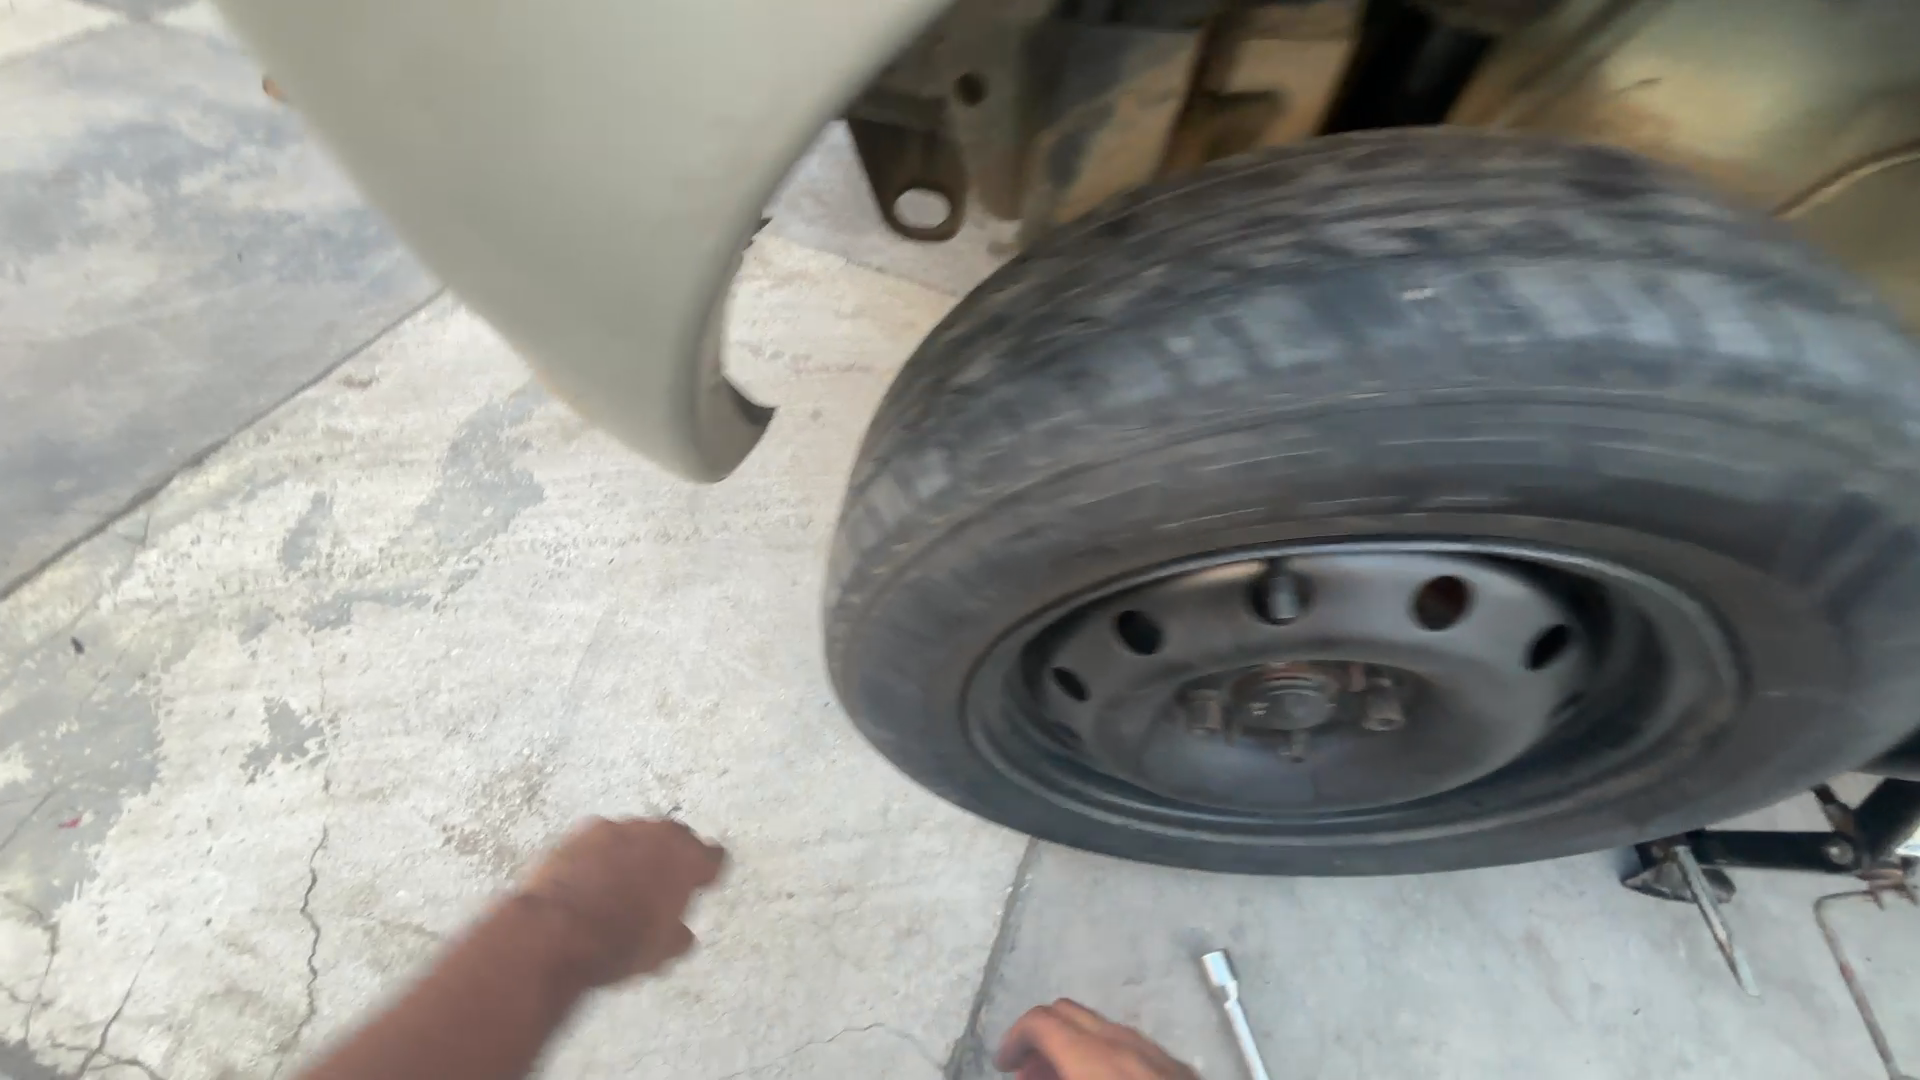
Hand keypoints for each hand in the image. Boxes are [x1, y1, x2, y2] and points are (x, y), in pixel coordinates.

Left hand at [518, 817, 725, 986]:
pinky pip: (600, 840)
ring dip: (633, 854)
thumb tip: (680, 935)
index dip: (707, 872)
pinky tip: (589, 880)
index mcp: (687, 858)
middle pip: (676, 838)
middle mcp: (659, 833)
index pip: (713, 856)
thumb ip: (677, 933)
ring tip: (618, 885)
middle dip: (670, 858)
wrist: (554, 933)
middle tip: (659, 885)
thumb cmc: (616, 943)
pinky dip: (600, 855)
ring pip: (636, 836)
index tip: (701, 883)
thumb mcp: (658, 951)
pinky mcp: (583, 831)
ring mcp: (620, 828)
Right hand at [994, 999, 1198, 1079]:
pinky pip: (1128, 1048)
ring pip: (1099, 1029)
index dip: (1014, 1038)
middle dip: (1039, 1039)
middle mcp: (1125, 1044)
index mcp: (1095, 1059)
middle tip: (1025, 1077)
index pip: (1042, 1021)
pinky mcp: (1180, 1071)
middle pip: (1068, 1013)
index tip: (1002, 1066)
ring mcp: (1157, 1055)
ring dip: (1070, 1048)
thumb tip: (1028, 1077)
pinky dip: (1100, 1058)